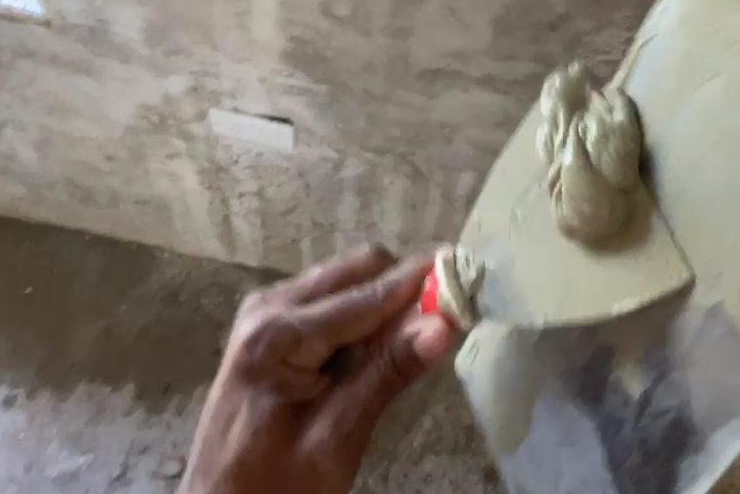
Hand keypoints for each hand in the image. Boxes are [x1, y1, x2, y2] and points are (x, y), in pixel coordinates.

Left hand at [179, 246, 459, 493]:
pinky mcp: (274, 316)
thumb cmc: (274, 486)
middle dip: (407, 288)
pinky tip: (373, 348)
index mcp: (277, 334)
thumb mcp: (335, 440)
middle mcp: (270, 303)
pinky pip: (336, 293)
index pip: (369, 294)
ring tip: (411, 340)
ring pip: (352, 275)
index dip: (423, 285)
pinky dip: (366, 309)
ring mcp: (269, 305)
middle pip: (362, 268)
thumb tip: (444, 326)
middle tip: (444, 320)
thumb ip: (387, 374)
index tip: (470, 278)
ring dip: (388, 298)